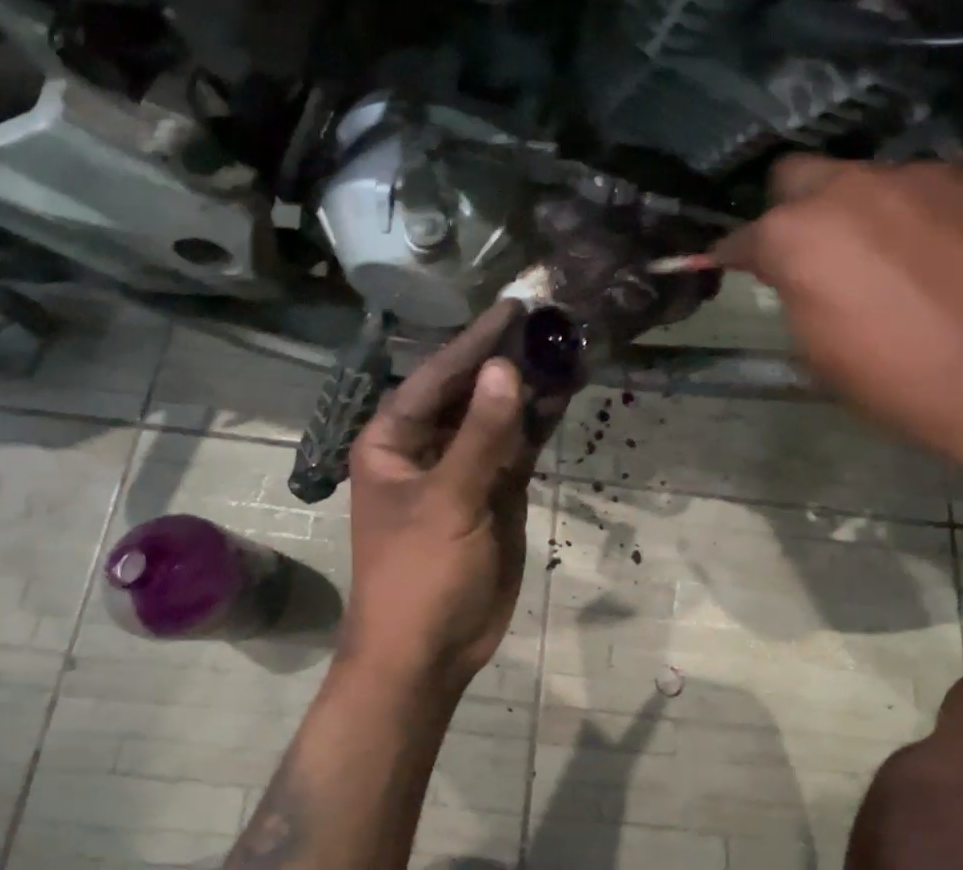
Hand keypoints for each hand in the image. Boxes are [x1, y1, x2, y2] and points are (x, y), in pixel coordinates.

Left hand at [343, 302, 548, 690]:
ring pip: (499, 416)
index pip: (438, 377)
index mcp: (393, 440)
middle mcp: (426, 445)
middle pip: (471, 391)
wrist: (428, 655)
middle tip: (553, 321)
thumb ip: (481, 436)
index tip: (514, 308)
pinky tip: (566, 392)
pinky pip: (517, 446)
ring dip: (529, 387)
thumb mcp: (447, 502)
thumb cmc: (418, 575)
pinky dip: (539, 422)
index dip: (476, 342)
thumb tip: (505, 369)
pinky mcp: (495, 491)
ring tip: (569, 348)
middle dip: (509, 359)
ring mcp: (464, 468)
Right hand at [713, 155, 962, 488]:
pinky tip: (939, 252)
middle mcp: (845, 188)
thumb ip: (793, 294)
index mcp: (796, 236)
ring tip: (888, 253)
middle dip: (790, 207)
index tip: (739, 268)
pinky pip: (920, 187)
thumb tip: (789, 274)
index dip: (736, 255)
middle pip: (793, 174)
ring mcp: (911, 176)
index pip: (741, 235)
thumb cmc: (903, 383)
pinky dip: (914, 212)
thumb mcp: (818, 352)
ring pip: (861, 177)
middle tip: (813, 249)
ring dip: (857, 209)